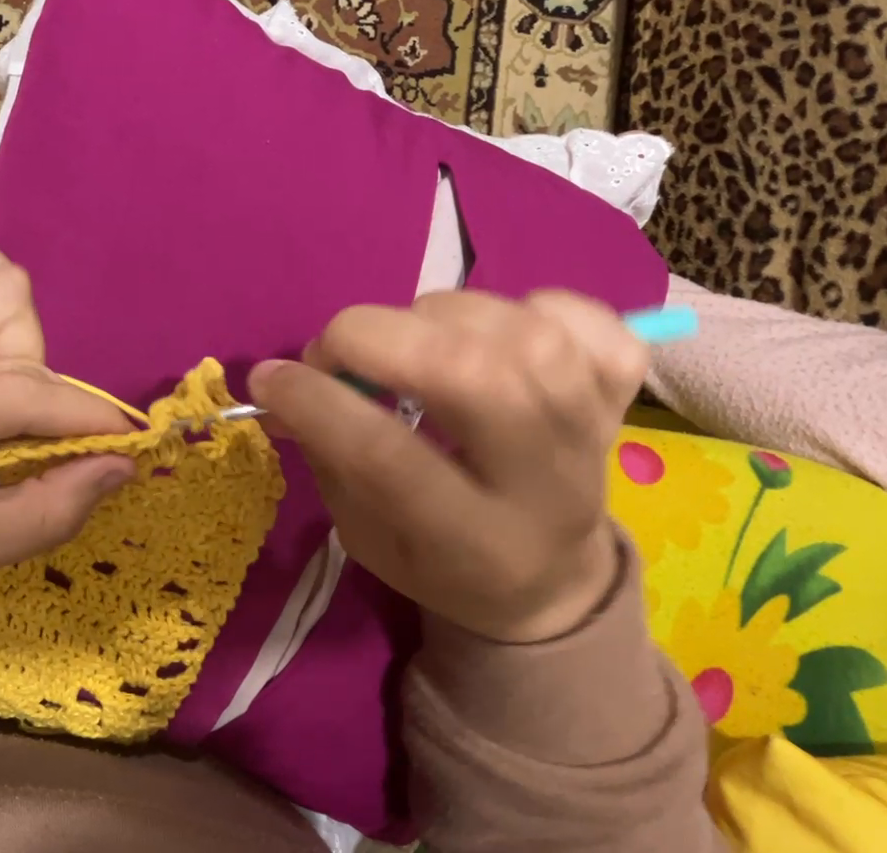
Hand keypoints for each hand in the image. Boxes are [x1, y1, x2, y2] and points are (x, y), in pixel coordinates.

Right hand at [249, 291, 646, 643]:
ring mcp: (593, 429)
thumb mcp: (363, 535)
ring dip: (436, 316)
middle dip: (375, 339)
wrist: (552, 580)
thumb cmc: (437, 563)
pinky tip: (490, 336)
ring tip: (405, 342)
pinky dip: (526, 307)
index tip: (267, 380)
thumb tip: (280, 383)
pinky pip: (582, 318)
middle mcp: (546, 483)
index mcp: (474, 543)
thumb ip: (325, 456)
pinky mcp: (619, 391)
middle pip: (472, 376)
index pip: (387, 456)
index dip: (315, 402)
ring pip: (521, 333)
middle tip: (334, 351)